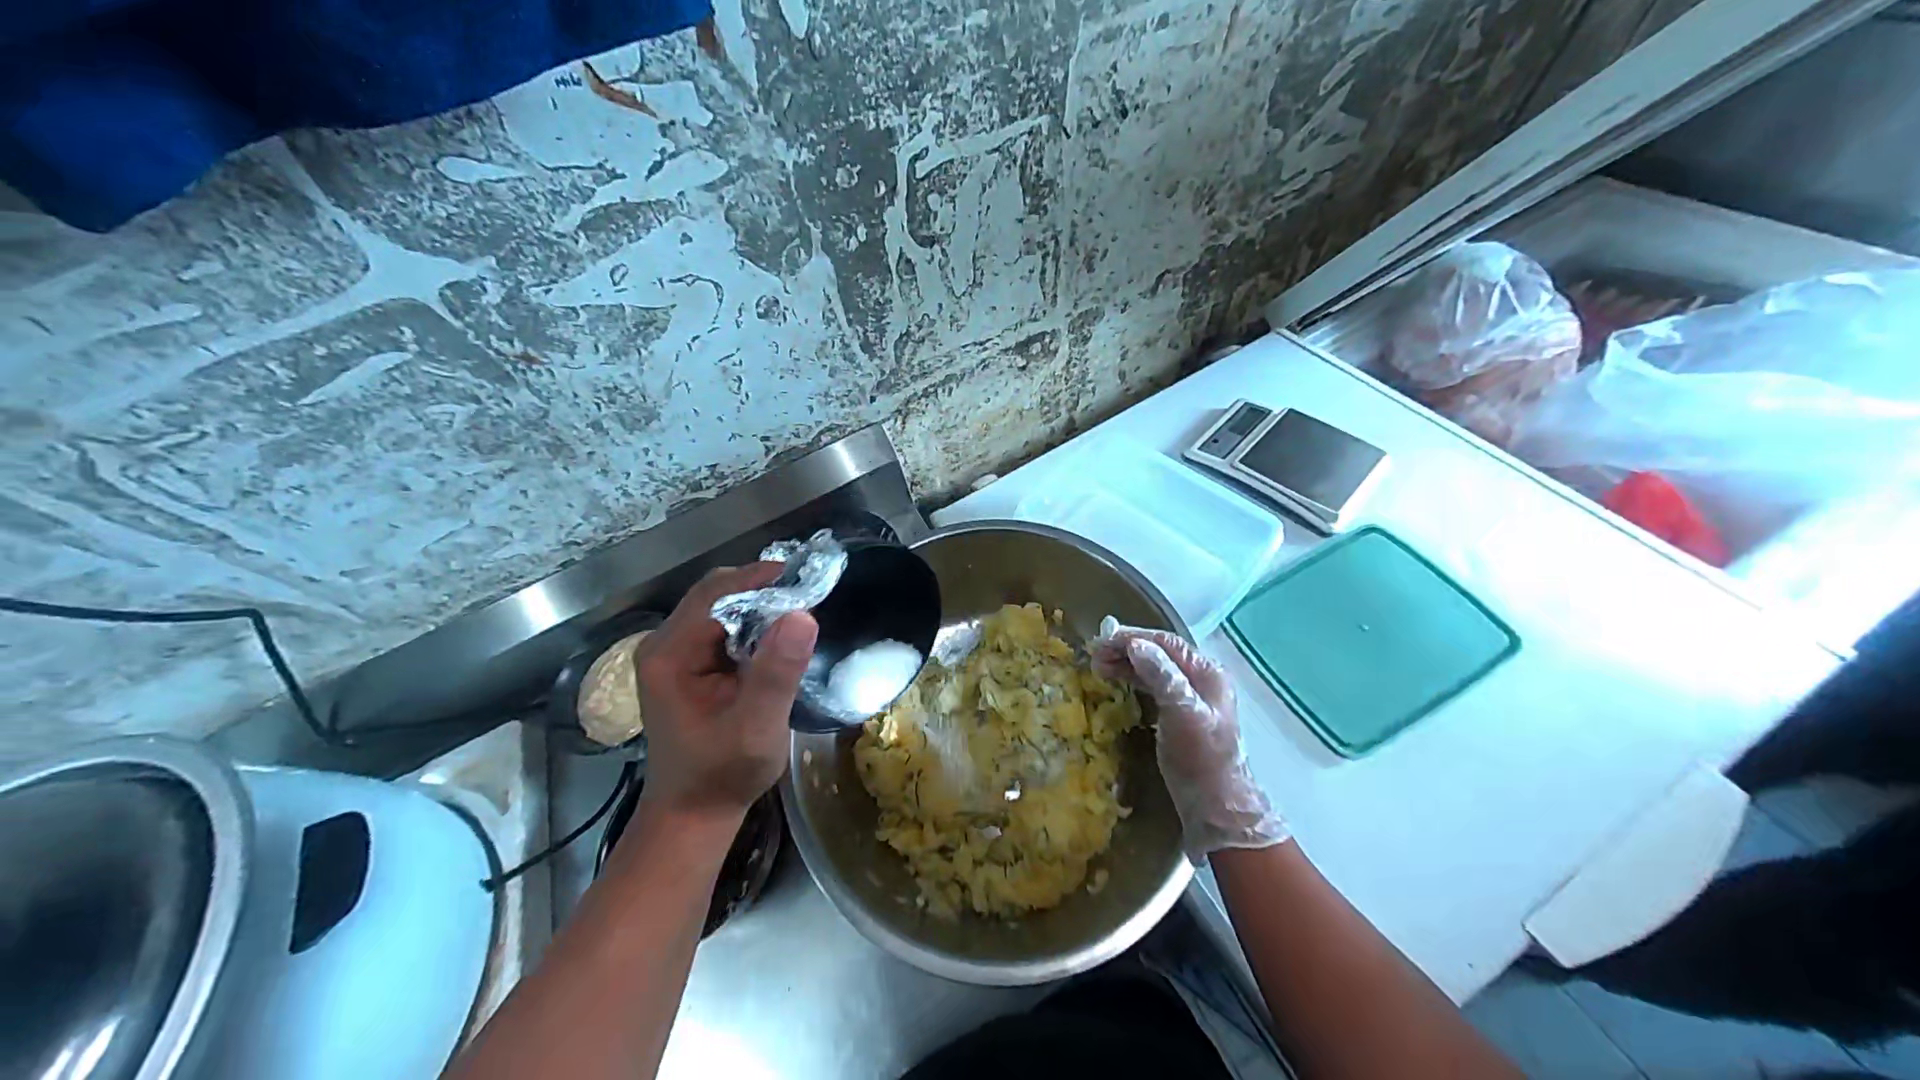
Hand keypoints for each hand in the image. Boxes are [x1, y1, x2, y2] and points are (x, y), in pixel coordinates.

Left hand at [634, 564, 817, 821]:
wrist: (694, 812)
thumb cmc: (723, 775)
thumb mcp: (756, 729)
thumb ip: (776, 674)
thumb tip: (803, 615)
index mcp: (670, 654)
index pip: (718, 594)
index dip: (762, 580)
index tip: (808, 579)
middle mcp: (664, 644)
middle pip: (716, 593)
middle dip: (762, 588)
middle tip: (808, 594)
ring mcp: (674, 652)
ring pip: (721, 605)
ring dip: (760, 603)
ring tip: (800, 610)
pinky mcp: (688, 663)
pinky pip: (723, 624)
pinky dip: (753, 622)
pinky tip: (778, 635)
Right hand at [1092, 624, 1287, 861]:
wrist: (1217, 807)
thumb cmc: (1200, 760)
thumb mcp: (1182, 714)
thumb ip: (1162, 677)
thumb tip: (1135, 645)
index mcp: (1207, 673)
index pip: (1164, 642)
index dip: (1131, 638)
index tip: (1100, 641)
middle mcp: (1201, 679)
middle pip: (1158, 653)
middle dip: (1125, 650)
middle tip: (1094, 656)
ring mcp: (1192, 698)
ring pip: (1154, 668)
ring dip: (1126, 664)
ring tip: (1099, 668)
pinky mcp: (1180, 715)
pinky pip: (1153, 686)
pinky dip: (1133, 680)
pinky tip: (1118, 683)